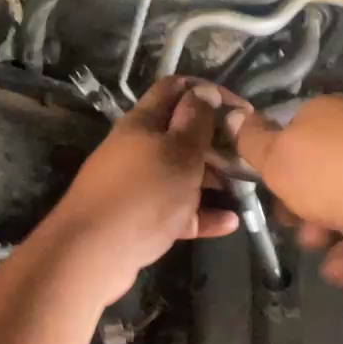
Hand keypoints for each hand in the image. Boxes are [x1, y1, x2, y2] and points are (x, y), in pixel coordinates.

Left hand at [37, 77, 239, 301]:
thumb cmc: (143, 194)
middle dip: (217, 142)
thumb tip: (205, 92)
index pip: (174, 89)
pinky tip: (231, 222)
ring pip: (182, 176)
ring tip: (247, 189)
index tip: (241, 109)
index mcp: (143, 123)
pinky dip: (202, 215)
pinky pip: (178, 212)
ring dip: (213, 180)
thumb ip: (197, 122)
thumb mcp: (179, 151)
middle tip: (249, 155)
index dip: (207, 91)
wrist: (93, 254)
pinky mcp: (141, 221)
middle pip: (182, 136)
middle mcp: (138, 150)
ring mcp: (139, 187)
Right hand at [228, 94, 342, 298]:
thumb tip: (236, 118)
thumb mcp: (281, 160)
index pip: (289, 146)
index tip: (276, 209)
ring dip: (341, 252)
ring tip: (342, 272)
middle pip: (321, 187)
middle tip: (313, 240)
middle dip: (310, 223)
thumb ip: (254, 145)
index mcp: (325, 119)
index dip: (277, 182)